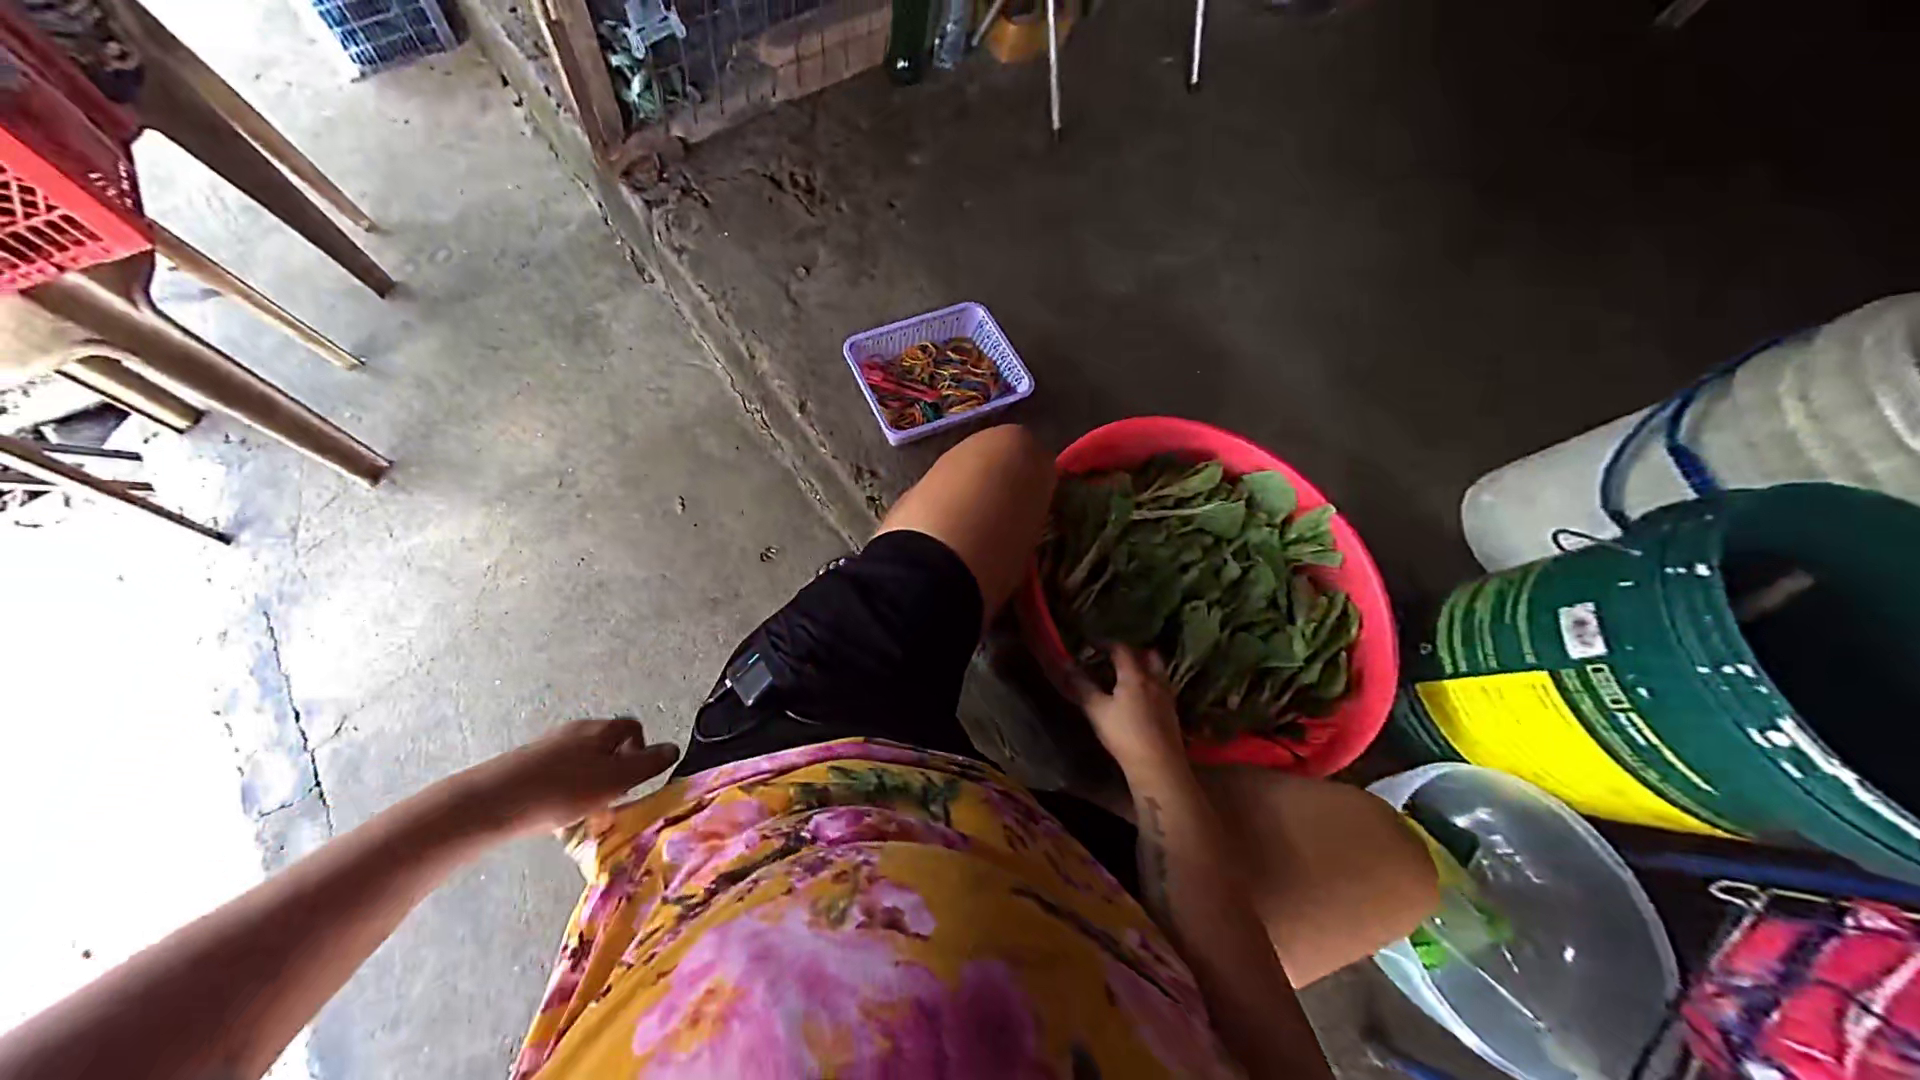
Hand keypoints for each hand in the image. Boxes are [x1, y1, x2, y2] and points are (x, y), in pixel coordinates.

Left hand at [449, 718, 679, 834]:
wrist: (491, 803)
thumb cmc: (562, 790)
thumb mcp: (617, 780)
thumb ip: (648, 764)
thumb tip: (673, 749)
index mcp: (602, 729)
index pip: (633, 729)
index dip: (642, 750)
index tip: (636, 779)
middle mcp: (576, 731)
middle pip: (606, 746)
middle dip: (613, 773)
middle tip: (611, 800)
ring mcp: (548, 747)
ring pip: (581, 763)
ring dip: (588, 786)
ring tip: (583, 814)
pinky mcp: (524, 766)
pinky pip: (556, 776)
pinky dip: (563, 793)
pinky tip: (554, 816)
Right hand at [1070, 646, 1189, 778]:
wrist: (1159, 766)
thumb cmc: (1125, 735)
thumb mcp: (1097, 710)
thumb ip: (1082, 686)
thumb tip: (1065, 665)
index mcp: (1135, 675)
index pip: (1121, 648)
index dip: (1105, 643)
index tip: (1091, 644)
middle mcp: (1155, 680)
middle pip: (1147, 655)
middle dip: (1131, 652)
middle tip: (1114, 659)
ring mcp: (1167, 696)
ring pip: (1157, 672)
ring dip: (1144, 668)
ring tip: (1127, 677)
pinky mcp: (1172, 712)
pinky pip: (1162, 688)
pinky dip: (1150, 685)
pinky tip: (1140, 698)